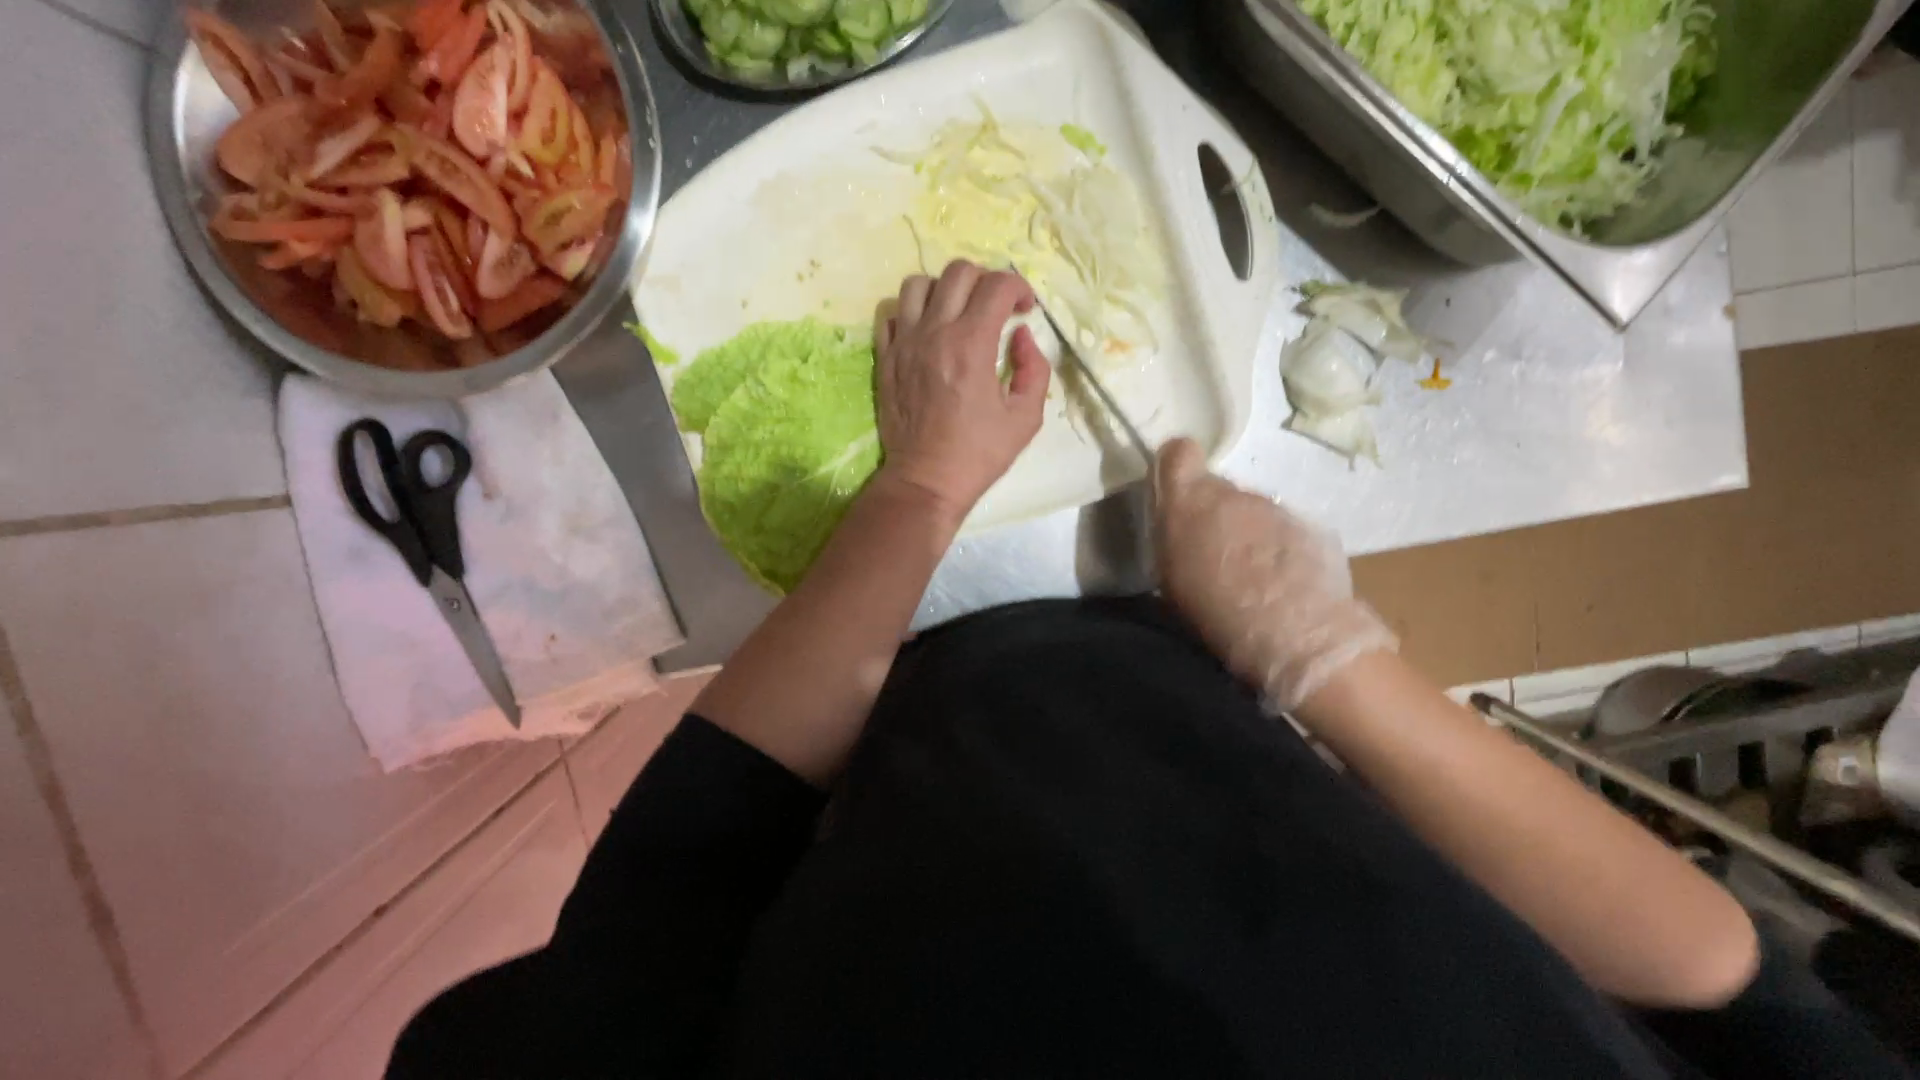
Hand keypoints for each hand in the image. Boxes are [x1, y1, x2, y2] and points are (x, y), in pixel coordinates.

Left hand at [873, 261, 1050, 521]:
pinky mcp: (885, 358)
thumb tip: (1021, 337)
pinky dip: (912, 313)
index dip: (1019, 288)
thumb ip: (1035, 369)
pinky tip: (927, 332)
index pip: (997, 285)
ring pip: (918, 284)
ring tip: (957, 313)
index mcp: (972, 345)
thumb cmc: (979, 454)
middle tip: (995, 308)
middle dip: (985, 280)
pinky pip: (891, 314)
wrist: (925, 481)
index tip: (1025, 311)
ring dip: (944, 290)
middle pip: (958, 272)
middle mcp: (935, 333)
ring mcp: (904, 343)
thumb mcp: (1025, 418)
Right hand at [1154, 438, 1396, 711]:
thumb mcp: (1171, 577)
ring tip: (1252, 576)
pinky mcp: (1311, 526)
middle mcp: (1232, 494)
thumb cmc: (1214, 610)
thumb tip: (1179, 528)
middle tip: (1215, 552)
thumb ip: (1175, 537)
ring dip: (1250, 534)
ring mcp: (1275, 507)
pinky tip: (1282, 583)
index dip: (1177, 466)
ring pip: (1254, 511)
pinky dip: (1282, 550)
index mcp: (1189, 502)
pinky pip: (1287, 531)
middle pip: (1219, 489)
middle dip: (1215, 514)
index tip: (1177, 488)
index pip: (1178, 453)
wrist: (1293, 630)